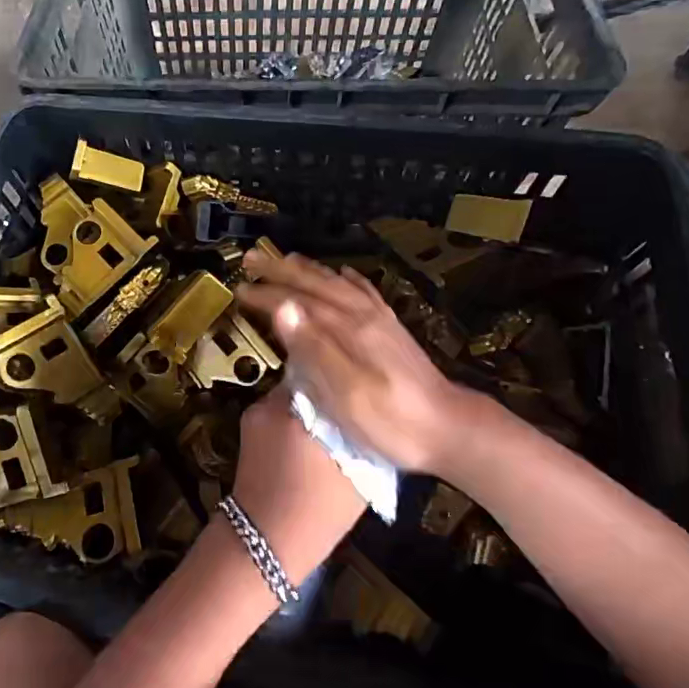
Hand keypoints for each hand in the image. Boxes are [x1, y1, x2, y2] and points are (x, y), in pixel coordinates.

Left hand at [230, 387, 365, 583]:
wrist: (267, 535)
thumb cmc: (321, 509)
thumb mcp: (363, 474)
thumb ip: (365, 437)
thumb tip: (371, 418)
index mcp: (310, 408)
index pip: (332, 376)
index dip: (347, 383)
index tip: (360, 393)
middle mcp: (280, 400)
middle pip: (310, 381)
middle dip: (325, 392)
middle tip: (344, 410)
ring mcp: (259, 410)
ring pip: (291, 395)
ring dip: (306, 405)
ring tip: (323, 428)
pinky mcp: (247, 422)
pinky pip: (275, 410)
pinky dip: (288, 418)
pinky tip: (300, 440)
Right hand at [236, 249, 515, 481]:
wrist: (450, 430)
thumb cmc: (390, 420)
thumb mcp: (346, 392)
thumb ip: (313, 348)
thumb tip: (282, 307)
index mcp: (346, 329)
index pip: (296, 301)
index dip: (265, 294)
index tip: (238, 288)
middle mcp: (361, 315)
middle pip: (316, 284)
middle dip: (281, 270)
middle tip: (252, 258)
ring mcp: (380, 320)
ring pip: (338, 283)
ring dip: (309, 269)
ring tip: (286, 257)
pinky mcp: (392, 330)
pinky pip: (365, 293)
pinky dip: (348, 279)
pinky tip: (344, 274)